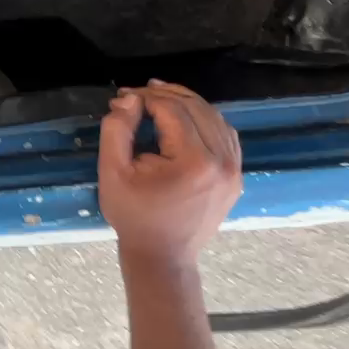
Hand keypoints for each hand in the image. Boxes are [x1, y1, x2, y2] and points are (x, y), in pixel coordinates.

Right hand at [98, 79, 243, 269]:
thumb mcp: (112, 170)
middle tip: (137, 93)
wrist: (162, 256)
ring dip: (186, 102)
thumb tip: (130, 99)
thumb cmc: (133, 214)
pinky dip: (205, 119)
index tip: (123, 96)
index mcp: (194, 161)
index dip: (146, 97)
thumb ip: (118, 129)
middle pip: (197, 108)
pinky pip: (225, 135)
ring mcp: (235, 170)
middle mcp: (223, 161)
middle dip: (165, 94)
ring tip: (158, 97)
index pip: (172, 110)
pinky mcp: (236, 176)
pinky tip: (184, 117)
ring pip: (215, 118)